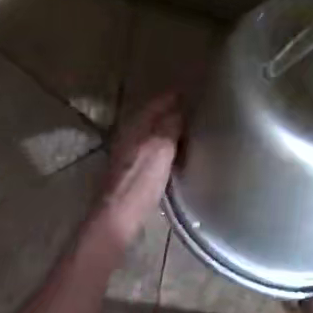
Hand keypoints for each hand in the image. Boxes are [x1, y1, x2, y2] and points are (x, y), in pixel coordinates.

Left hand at [89, 93, 181, 244]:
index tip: (193, 92)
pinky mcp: (129, 177)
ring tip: (188, 132)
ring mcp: (126, 158)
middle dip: (170, 112)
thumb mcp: (160, 149)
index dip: (173, 96)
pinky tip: (173, 158)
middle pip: (151, 119)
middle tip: (195, 111)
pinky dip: (162, 151)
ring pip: (149, 137)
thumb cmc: (139, 184)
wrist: (118, 220)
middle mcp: (127, 139)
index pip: (156, 103)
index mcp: (135, 127)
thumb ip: (169, 126)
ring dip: (166, 132)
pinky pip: (149, 155)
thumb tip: (179, 109)